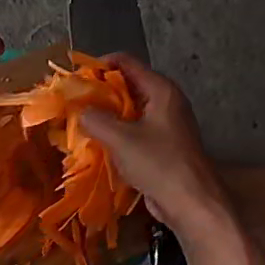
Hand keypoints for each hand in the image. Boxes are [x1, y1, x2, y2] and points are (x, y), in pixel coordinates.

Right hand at [80, 53, 232, 237]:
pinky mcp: (163, 146)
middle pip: (127, 86)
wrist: (190, 202)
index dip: (99, 66)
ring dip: (106, 116)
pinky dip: (117, 134)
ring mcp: (166, 125)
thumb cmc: (159, 164)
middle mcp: (166, 102)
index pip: (126, 62)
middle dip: (100, 93)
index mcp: (161, 90)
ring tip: (81, 124)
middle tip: (74, 104)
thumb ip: (95, 120)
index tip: (75, 79)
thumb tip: (80, 112)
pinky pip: (135, 131)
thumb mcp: (120, 139)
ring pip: (130, 111)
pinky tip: (98, 145)